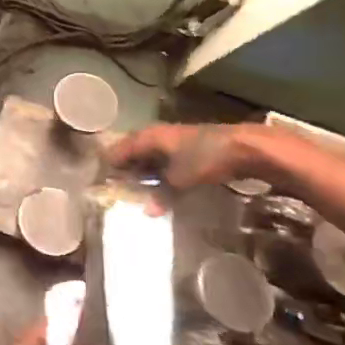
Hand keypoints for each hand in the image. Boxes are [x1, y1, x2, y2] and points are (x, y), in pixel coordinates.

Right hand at [107, 123, 315, 188]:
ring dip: (144, 170)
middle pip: (135, 149)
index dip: (111, 162)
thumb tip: (148, 210)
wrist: (244, 147)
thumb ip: (162, 193)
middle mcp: (160, 135)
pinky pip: (167, 160)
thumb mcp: (180, 178)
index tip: (100, 178)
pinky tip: (161, 186)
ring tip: (135, 188)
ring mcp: (177, 140)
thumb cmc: (206, 157)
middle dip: (126, 166)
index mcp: (151, 136)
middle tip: (114, 185)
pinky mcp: (191, 149)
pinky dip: (160, 172)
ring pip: (152, 155)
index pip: (122, 147)